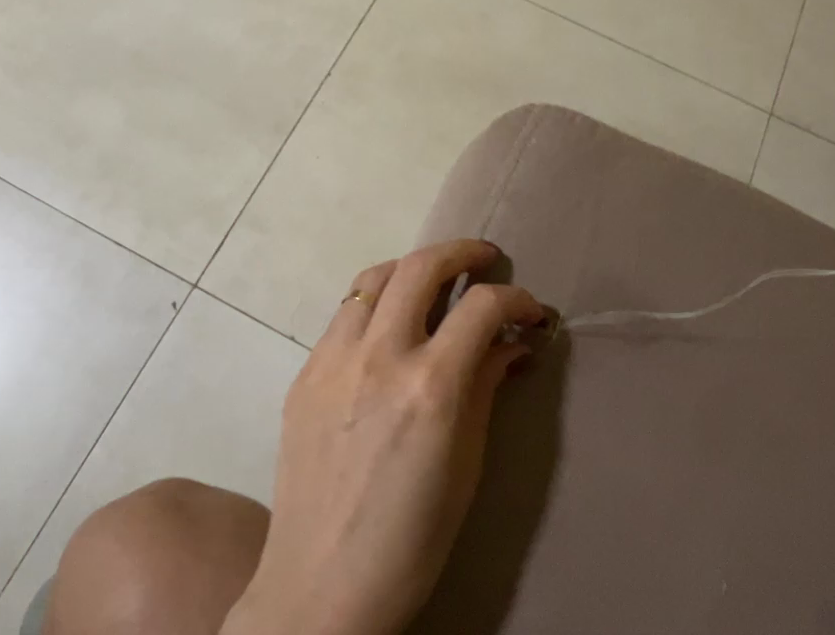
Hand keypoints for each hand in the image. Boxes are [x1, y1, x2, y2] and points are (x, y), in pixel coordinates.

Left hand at [221, 239, 546, 634]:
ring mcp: (333, 360)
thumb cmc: (412, 538)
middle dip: (461, 252)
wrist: (323, 583)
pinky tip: (388, 328)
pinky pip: (343, 316)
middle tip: (484, 259)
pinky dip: (375, 304)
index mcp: (429, 386)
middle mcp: (378, 356)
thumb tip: (510, 345)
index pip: (482, 306)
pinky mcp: (304, 374)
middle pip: (420, 266)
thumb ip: (486, 389)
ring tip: (433, 283)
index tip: (530, 312)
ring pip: (372, 278)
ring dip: (410, 269)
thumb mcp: (467, 465)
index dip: (516, 298)